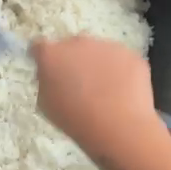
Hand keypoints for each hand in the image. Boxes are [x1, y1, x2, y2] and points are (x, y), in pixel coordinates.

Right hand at [31, 35, 162, 154]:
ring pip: (97, 51)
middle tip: (77, 81)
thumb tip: (54, 76)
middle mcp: (77, 42)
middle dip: (71, 59)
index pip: (39, 46)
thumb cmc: (73, 118)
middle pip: (71, 45)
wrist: (118, 126)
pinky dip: (119, 70)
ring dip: (96, 64)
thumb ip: (46, 81)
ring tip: (104, 89)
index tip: (47, 69)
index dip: (42, 57)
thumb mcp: (44, 102)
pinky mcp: (131, 54)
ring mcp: (106, 46)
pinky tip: (121, 91)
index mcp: (51, 54)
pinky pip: (120, 59)